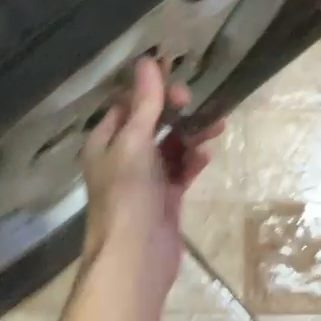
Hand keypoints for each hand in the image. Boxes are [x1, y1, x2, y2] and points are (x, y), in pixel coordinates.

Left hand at [78, 57, 223, 310]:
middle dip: (175, 110)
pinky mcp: (164, 198)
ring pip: (170, 145)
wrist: (134, 260)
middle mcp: (122, 156)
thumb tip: (148, 60)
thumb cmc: (126, 194)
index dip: (150, 88)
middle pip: (151, 121)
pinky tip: (206, 155)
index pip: (127, 103)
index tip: (176, 79)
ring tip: (216, 127)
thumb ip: (145, 102)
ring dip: (191, 133)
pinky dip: (193, 160)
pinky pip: (181, 169)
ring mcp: (144, 179)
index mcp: (105, 140)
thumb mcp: (134, 141)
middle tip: (193, 103)